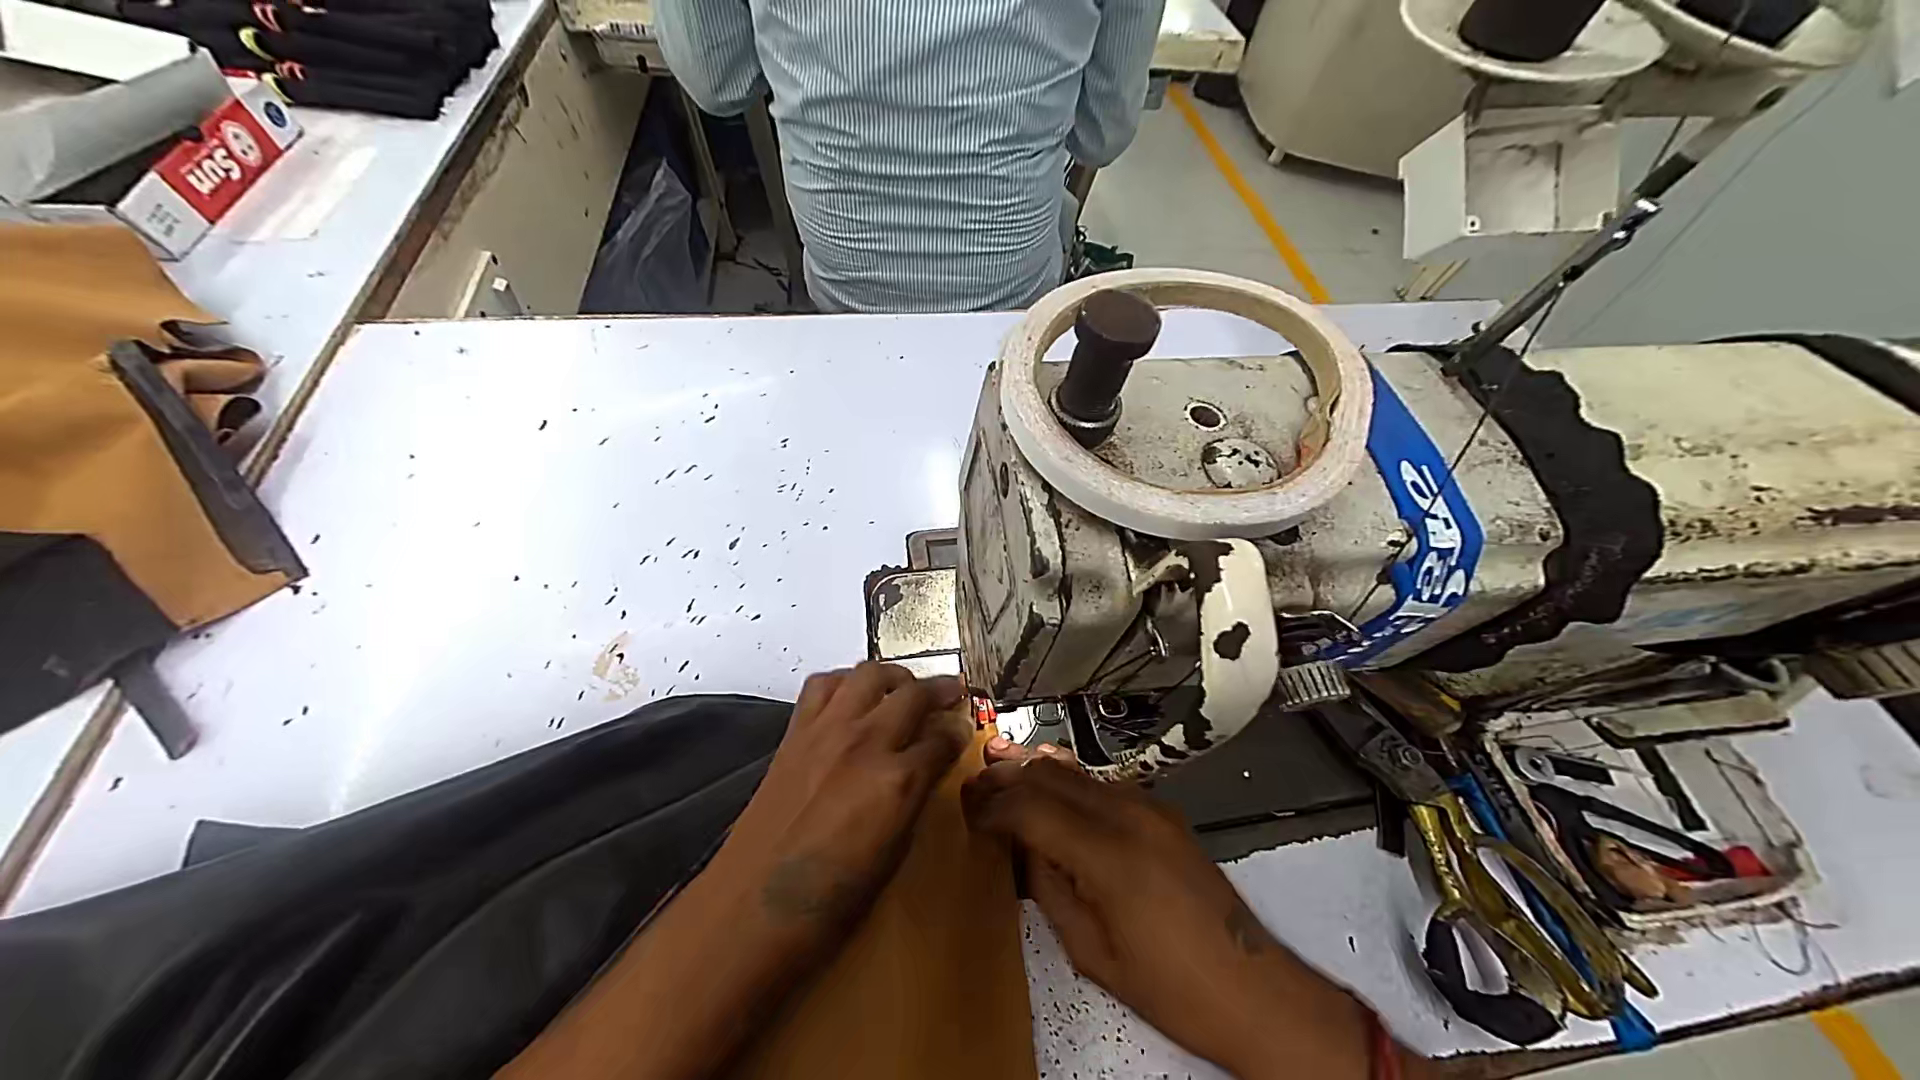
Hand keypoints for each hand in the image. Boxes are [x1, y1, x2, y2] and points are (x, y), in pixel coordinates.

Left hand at [705, 662, 972, 951]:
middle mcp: (864, 744)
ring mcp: (826, 732)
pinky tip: (852, 696)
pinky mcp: (795, 733)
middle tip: (951, 692)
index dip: (959, 732)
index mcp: (898, 781)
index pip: (944, 739)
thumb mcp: (895, 852)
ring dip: (894, 676)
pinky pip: (823, 684)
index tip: (962, 729)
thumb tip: (930, 768)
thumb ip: (917, 797)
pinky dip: (845, 681)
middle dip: (941, 690)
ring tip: (904, 687)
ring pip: (869, 674)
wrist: (752, 909)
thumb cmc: (829, 900)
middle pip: (913, 694)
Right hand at [963, 753, 1385, 1078]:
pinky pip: (1101, 783)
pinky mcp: (1163, 812)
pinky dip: (1067, 783)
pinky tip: (1048, 790)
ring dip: (1034, 773)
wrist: (1253, 988)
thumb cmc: (1169, 986)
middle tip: (974, 789)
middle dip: (1006, 777)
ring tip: (999, 777)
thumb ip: (1047, 887)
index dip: (991, 806)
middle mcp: (1129, 814)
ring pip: (1075, 770)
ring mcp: (1150, 807)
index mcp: (1108, 854)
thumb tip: (1020, 847)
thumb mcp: (1091, 951)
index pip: (1030, 806)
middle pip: (1049, 774)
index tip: (967, 812)